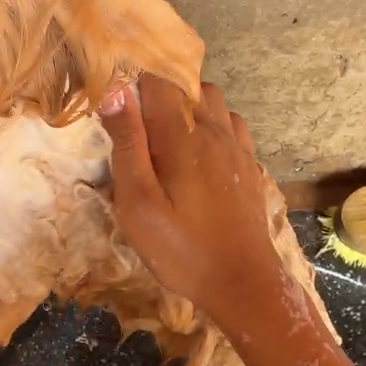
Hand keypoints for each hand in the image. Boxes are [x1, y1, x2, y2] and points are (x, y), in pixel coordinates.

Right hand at [97, 73, 291, 318]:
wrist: (242, 283)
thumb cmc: (181, 249)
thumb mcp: (139, 204)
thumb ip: (127, 145)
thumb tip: (115, 90)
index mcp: (183, 137)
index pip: (157, 83)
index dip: (133, 83)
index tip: (115, 103)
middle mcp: (215, 132)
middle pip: (188, 87)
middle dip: (161, 95)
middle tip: (137, 128)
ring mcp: (238, 149)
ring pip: (215, 104)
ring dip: (190, 109)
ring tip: (168, 140)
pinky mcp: (250, 168)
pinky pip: (233, 127)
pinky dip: (214, 127)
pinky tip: (201, 155)